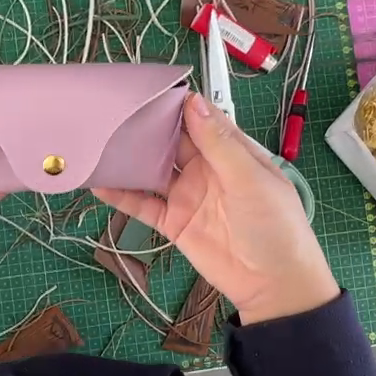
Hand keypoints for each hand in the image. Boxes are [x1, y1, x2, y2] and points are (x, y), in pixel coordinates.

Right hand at [95, 92, 339, 324]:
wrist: (273, 285)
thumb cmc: (276, 227)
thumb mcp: (250, 179)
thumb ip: (219, 143)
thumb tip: (193, 103)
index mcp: (231, 152)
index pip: (199, 119)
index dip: (176, 105)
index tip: (146, 90)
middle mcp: (206, 169)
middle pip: (170, 142)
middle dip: (145, 128)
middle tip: (112, 113)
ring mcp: (188, 195)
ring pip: (152, 171)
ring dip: (129, 160)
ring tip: (98, 144)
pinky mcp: (174, 222)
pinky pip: (143, 204)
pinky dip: (121, 195)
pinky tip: (100, 184)